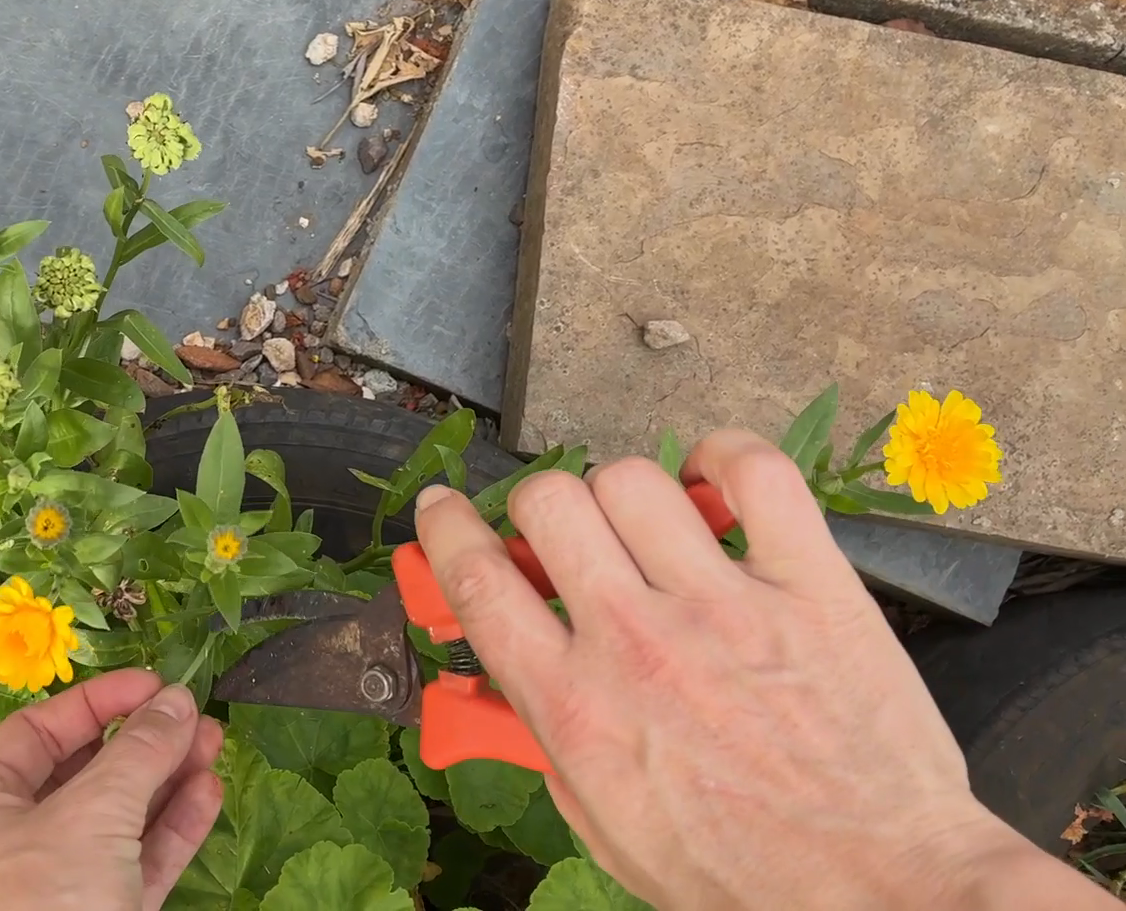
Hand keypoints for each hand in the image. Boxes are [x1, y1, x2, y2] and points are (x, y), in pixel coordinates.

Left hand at [0, 667, 224, 910]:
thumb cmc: (52, 901)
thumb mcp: (93, 812)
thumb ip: (138, 749)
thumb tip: (177, 699)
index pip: (38, 732)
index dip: (96, 702)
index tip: (150, 683)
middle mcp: (18, 843)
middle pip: (86, 770)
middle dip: (143, 739)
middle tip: (191, 711)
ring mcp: (64, 884)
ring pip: (121, 813)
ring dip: (168, 775)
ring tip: (215, 739)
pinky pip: (141, 859)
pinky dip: (175, 825)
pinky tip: (209, 791)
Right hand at [413, 430, 1107, 910]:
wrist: (886, 900)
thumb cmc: (729, 869)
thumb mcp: (593, 815)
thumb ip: (539, 728)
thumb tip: (504, 663)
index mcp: (572, 700)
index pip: (475, 578)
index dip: (443, 526)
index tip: (440, 506)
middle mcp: (634, 641)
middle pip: (548, 503)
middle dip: (537, 506)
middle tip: (561, 535)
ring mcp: (724, 609)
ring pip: (631, 481)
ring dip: (618, 493)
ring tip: (640, 525)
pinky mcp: (812, 592)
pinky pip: (757, 477)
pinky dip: (724, 459)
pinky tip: (710, 484)